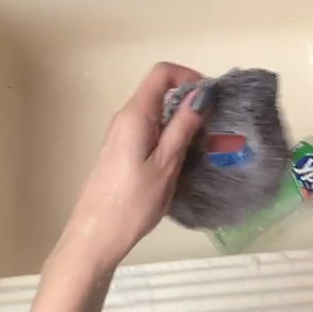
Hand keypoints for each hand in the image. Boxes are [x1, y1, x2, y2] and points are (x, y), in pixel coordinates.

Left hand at [53, 62, 210, 277]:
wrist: (94, 238)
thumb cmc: (132, 202)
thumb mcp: (166, 164)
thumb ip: (183, 127)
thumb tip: (203, 94)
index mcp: (135, 115)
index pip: (162, 73)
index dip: (189, 77)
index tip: (211, 100)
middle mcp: (125, 118)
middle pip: (161, 93)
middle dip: (192, 105)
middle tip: (218, 131)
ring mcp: (122, 136)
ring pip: (158, 116)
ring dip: (184, 125)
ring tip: (208, 151)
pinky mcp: (122, 152)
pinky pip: (151, 133)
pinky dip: (172, 139)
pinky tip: (185, 164)